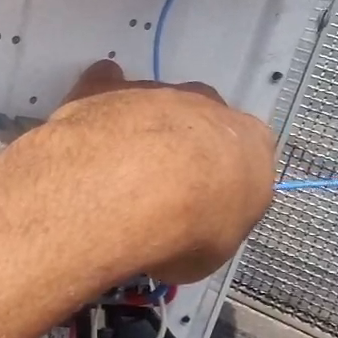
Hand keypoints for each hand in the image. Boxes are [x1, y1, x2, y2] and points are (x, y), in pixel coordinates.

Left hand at [0, 60, 276, 284]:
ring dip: (137, 134)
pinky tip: (86, 125)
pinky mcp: (106, 85)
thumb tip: (179, 240)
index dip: (219, 187)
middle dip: (179, 154)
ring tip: (112, 175)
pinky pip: (105, 83)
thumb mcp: (210, 253)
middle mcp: (208, 106)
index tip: (199, 212)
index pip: (245, 159)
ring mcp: (155, 90)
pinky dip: (99, 98)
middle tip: (154, 194)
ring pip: (152, 106)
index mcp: (250, 143)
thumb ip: (204, 231)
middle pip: (199, 125)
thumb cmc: (186, 227)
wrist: (129, 190)